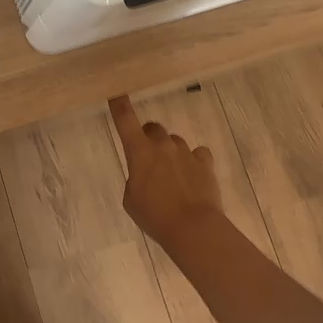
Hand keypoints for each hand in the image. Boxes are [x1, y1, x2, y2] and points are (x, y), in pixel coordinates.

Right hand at [108, 95, 225, 247]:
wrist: (193, 228)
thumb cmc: (154, 215)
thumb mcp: (131, 199)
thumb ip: (135, 178)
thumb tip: (145, 173)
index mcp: (139, 152)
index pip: (125, 120)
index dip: (119, 105)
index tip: (116, 94)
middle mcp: (163, 145)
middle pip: (153, 129)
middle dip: (148, 138)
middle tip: (147, 158)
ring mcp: (186, 152)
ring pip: (174, 141)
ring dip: (170, 152)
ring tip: (171, 174)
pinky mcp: (205, 163)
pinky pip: (198, 153)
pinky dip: (193, 160)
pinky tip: (192, 174)